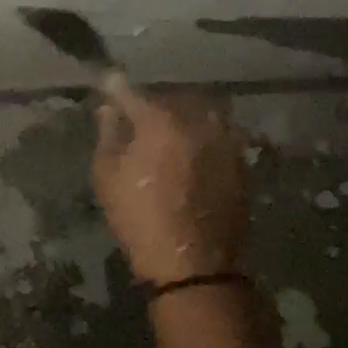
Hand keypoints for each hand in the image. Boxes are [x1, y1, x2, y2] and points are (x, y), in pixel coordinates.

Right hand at [91, 77, 248, 283]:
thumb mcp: (107, 176)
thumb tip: (109, 109)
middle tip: (138, 111)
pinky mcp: (241, 161)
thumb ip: (108, 134)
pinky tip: (193, 148)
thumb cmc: (139, 218)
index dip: (116, 87)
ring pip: (201, 111)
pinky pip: (221, 132)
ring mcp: (224, 139)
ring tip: (170, 127)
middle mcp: (196, 121)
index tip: (107, 84)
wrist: (193, 263)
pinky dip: (205, 133)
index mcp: (159, 121)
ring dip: (184, 113)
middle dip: (153, 100)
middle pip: (171, 97)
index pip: (131, 92)